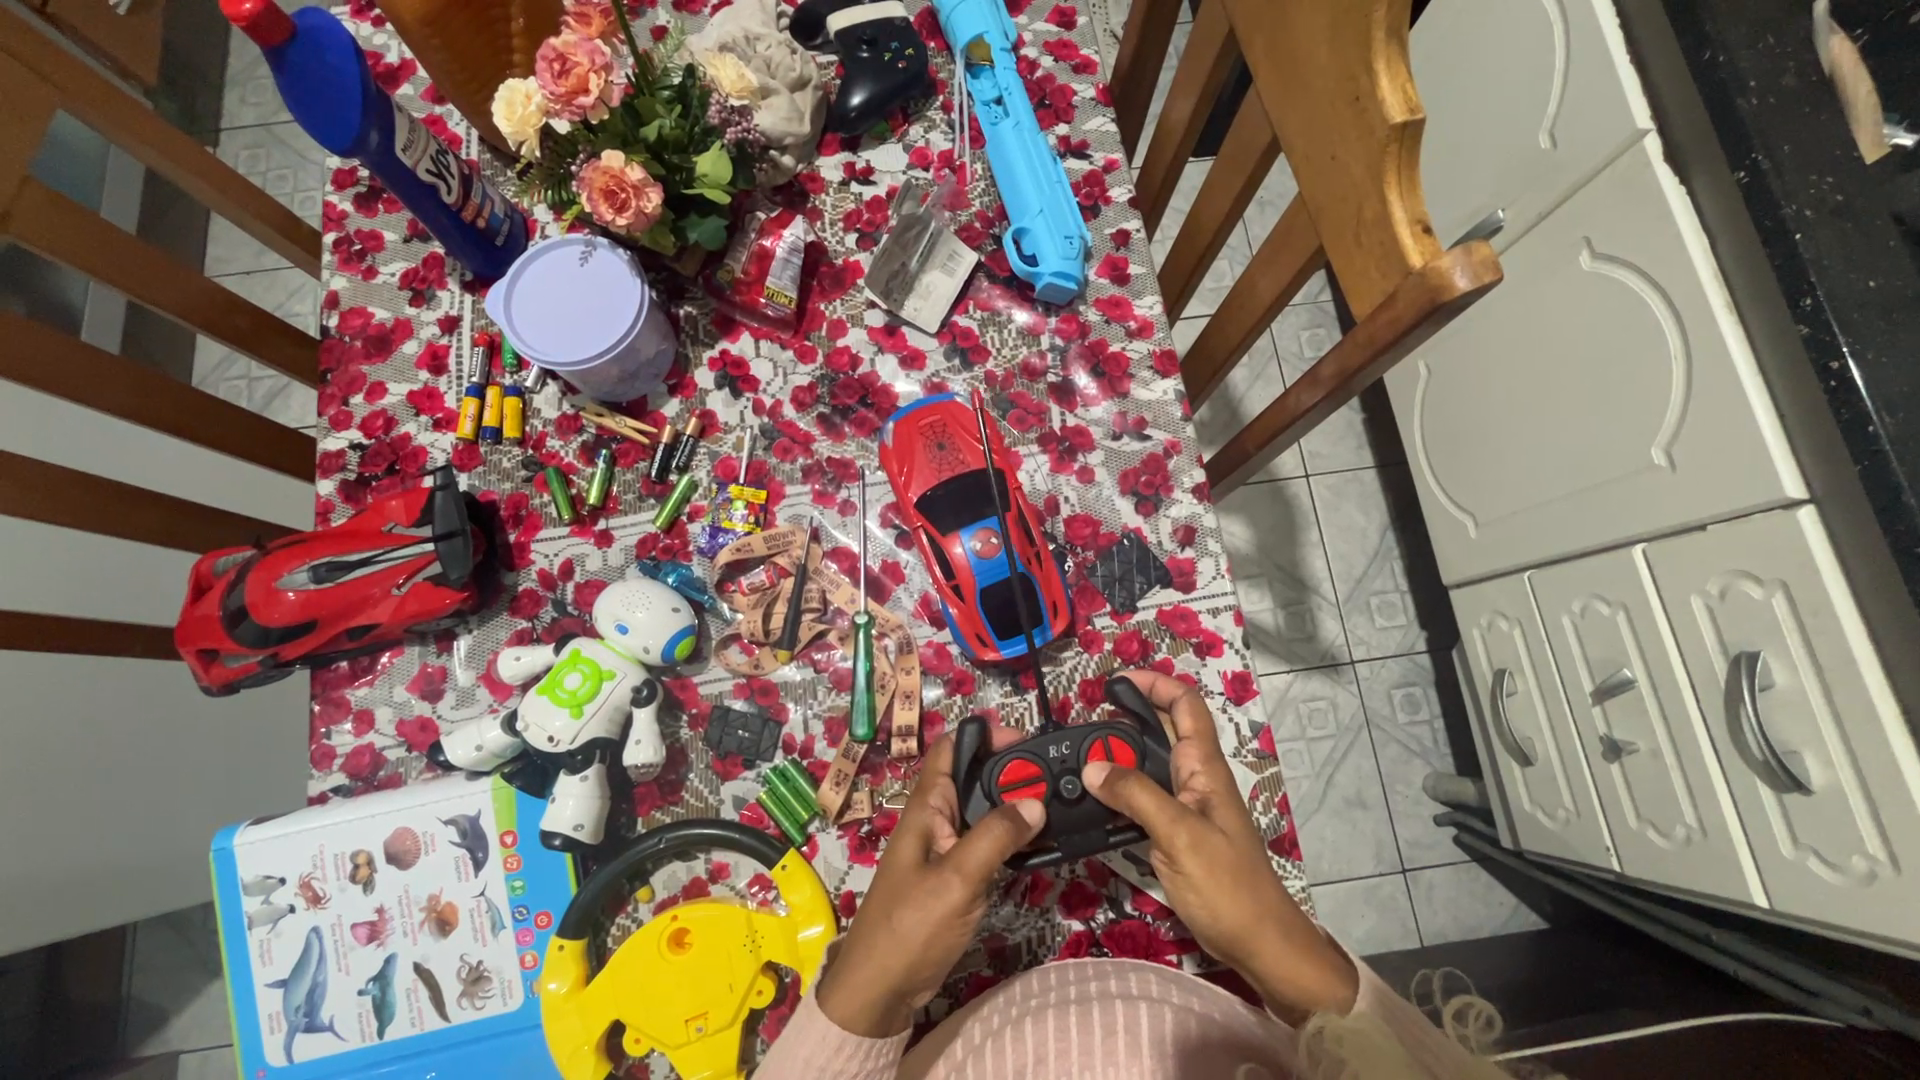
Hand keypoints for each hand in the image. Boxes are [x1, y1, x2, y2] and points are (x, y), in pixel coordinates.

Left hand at [816, 725, 1045, 1036]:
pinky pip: (989, 845)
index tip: (1027, 740)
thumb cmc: (910, 928)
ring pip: (985, 812)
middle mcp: (936, 819)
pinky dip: (1013, 839)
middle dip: (1012, 770)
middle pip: (975, 778)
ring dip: (1016, 806)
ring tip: (1061, 803)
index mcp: (926, 807)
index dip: (984, 735)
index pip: (951, 749)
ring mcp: (947, 849)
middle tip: (1058, 774)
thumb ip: (995, 837)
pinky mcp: (957, 876)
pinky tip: (1043, 843)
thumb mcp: (956, 879)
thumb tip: (1036, 802)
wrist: (881, 990)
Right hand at [1084, 670, 1357, 1019]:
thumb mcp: (1178, 835)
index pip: (1186, 705)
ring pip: (1150, 765)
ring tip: (1080, 757)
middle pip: (1163, 730)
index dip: (1155, 684)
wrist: (1259, 943)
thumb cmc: (1226, 885)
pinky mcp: (1176, 833)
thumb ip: (1136, 796)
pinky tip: (1094, 800)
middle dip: (1126, 717)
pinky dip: (1119, 791)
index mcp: (1205, 768)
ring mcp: (1186, 807)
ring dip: (1118, 755)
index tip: (1115, 682)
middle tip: (1083, 724)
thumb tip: (1093, 766)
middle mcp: (1196, 779)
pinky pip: (1144, 798)